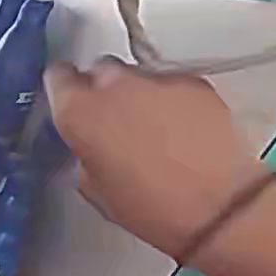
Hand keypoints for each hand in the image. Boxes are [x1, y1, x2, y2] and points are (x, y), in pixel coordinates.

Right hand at [45, 59, 265, 259]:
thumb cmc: (151, 207)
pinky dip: (167, 100)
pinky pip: (170, 84)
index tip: (65, 98)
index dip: (61, 88)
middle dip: (99, 89)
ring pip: (135, 76)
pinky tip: (175, 130)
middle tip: (106, 120)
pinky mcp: (195, 83)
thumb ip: (82, 156)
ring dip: (134, 95)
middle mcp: (115, 87)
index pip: (57, 78)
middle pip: (98, 69)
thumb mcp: (95, 189)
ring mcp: (157, 80)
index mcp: (80, 113)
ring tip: (146, 130)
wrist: (218, 207)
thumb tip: (86, 149)